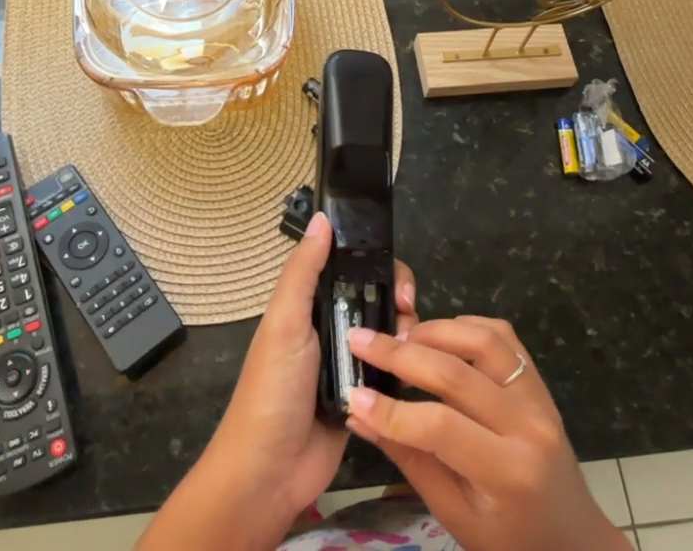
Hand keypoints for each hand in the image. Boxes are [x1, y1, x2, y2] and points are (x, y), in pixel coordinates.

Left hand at [137, 213, 415, 550]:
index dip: (379, 268)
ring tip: (415, 348)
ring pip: (392, 337)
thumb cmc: (272, 391)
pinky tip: (422, 371)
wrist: (270, 473)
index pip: (351, 272)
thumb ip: (302, 273)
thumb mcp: (283, 324)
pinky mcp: (367, 401)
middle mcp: (332, 332)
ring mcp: (351, 368)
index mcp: (309, 308)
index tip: (401, 281)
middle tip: (410, 315)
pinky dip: (409, 370)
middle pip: (378, 301)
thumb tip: (322, 219)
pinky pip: (395, 376)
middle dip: (400, 302)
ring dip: (409, 337)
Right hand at [342, 316, 628, 550]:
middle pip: (456, 373)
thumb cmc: (509, 538)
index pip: (440, 426)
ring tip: (399, 337)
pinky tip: (439, 336)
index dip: (392, 410)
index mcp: (508, 471)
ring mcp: (538, 398)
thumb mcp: (454, 514)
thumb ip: (409, 460)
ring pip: (484, 340)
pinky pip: (504, 337)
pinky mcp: (539, 382)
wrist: (573, 536)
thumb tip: (359, 415)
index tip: (353, 393)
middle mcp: (528, 425)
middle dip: (399, 354)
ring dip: (435, 330)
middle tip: (359, 340)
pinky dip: (468, 326)